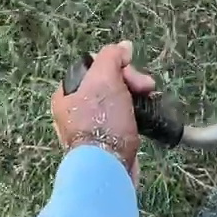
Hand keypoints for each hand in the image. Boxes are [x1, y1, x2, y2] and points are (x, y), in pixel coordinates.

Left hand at [51, 41, 156, 183]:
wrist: (107, 170)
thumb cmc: (102, 119)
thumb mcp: (105, 77)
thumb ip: (112, 55)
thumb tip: (124, 46)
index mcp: (66, 92)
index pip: (94, 65)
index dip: (115, 64)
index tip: (129, 71)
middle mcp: (74, 108)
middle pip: (107, 81)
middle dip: (129, 80)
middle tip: (145, 86)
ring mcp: (90, 126)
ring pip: (117, 98)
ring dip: (135, 95)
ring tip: (150, 98)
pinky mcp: (106, 141)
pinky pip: (121, 117)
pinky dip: (134, 113)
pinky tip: (146, 114)